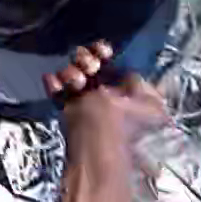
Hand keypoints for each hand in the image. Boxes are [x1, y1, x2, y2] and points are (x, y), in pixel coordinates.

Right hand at [48, 42, 167, 147]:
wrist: (93, 150)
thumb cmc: (121, 124)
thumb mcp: (147, 104)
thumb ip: (142, 84)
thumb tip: (130, 73)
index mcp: (129, 94)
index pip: (113, 63)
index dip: (105, 53)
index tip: (103, 51)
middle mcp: (107, 95)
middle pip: (89, 63)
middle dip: (85, 60)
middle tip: (88, 66)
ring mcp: (84, 101)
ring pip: (71, 72)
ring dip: (70, 72)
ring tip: (75, 82)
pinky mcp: (66, 107)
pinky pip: (56, 86)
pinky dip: (54, 83)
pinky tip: (55, 84)